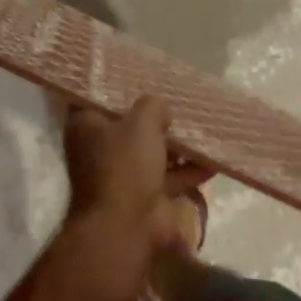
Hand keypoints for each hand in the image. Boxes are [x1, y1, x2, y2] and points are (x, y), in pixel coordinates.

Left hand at [3, 96, 211, 300]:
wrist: (126, 229)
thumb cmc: (124, 165)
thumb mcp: (142, 121)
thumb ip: (154, 105)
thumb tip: (161, 109)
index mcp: (87, 126)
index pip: (97, 96)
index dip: (116, 83)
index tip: (139, 72)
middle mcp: (100, 149)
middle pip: (129, 124)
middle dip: (154, 115)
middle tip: (177, 96)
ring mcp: (122, 175)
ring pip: (152, 151)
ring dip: (177, 144)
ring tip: (202, 124)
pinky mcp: (144, 197)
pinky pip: (169, 177)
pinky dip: (189, 170)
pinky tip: (213, 159)